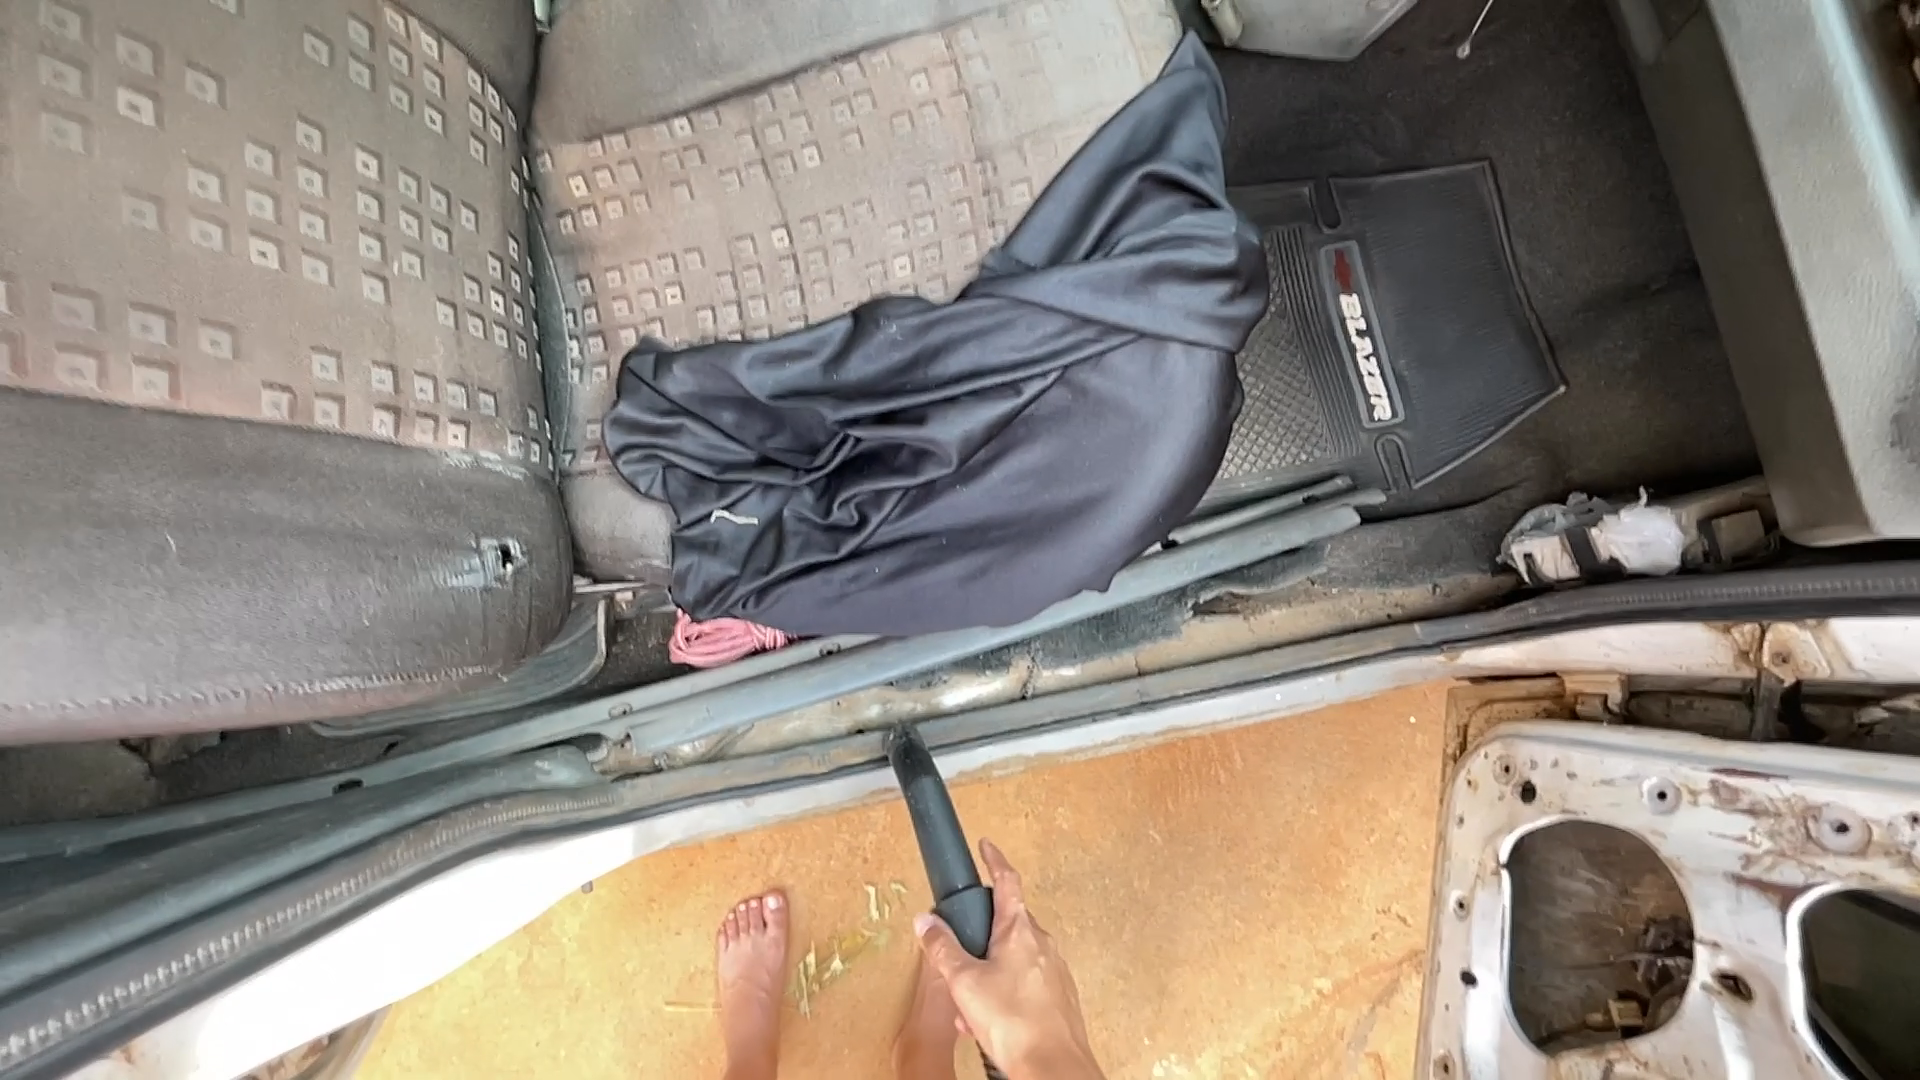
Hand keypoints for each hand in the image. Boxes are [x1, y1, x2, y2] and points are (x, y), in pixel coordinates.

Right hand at [913, 839, 1104, 1079]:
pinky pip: (1027, 982)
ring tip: (970, 1002)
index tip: (987, 845)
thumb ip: (943, 948)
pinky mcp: (1059, 997)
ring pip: (1017, 956)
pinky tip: (989, 1019)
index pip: (1007, 880)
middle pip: (1010, 920)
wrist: (1054, 1068)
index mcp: (1019, 928)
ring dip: (991, 970)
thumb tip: (925, 921)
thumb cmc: (1014, 1022)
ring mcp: (1053, 970)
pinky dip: (1006, 992)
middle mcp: (1041, 942)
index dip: (994, 859)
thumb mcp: (964, 982)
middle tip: (964, 945)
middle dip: (984, 931)